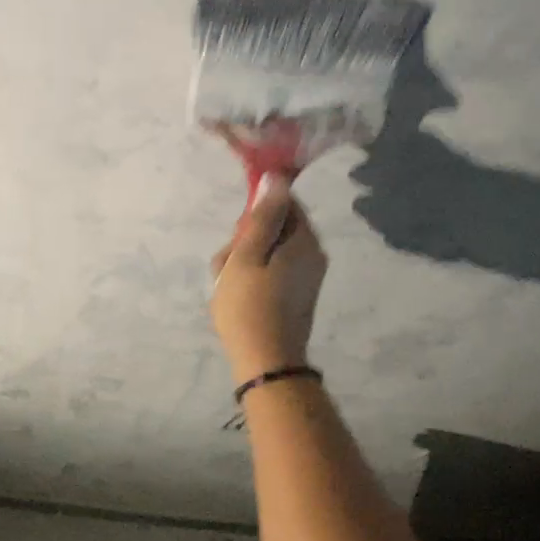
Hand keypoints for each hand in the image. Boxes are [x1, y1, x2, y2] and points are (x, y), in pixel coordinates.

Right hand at [211, 173, 327, 382]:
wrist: (266, 361)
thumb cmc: (249, 305)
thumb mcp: (246, 256)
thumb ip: (261, 217)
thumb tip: (275, 179)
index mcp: (304, 240)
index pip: (284, 203)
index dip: (256, 212)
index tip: (237, 234)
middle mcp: (313, 254)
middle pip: (275, 228)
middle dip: (245, 241)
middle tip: (227, 265)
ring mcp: (306, 277)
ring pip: (269, 252)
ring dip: (243, 262)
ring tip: (226, 285)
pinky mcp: (296, 296)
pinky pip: (272, 273)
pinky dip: (252, 279)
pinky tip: (237, 297)